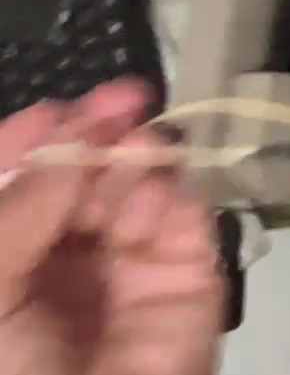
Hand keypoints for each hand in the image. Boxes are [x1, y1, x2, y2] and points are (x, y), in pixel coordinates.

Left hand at [0, 81, 224, 374]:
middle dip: (97, 141)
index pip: (15, 191)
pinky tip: (161, 188)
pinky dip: (175, 198)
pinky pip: (184, 223)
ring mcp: (124, 266)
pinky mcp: (187, 273)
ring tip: (145, 140)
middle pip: (81, 184)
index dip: (32, 147)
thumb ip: (19, 216)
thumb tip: (68, 147)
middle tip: (123, 101)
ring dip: (140, 162)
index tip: (59, 108)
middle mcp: (53, 260)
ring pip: (137, 193)